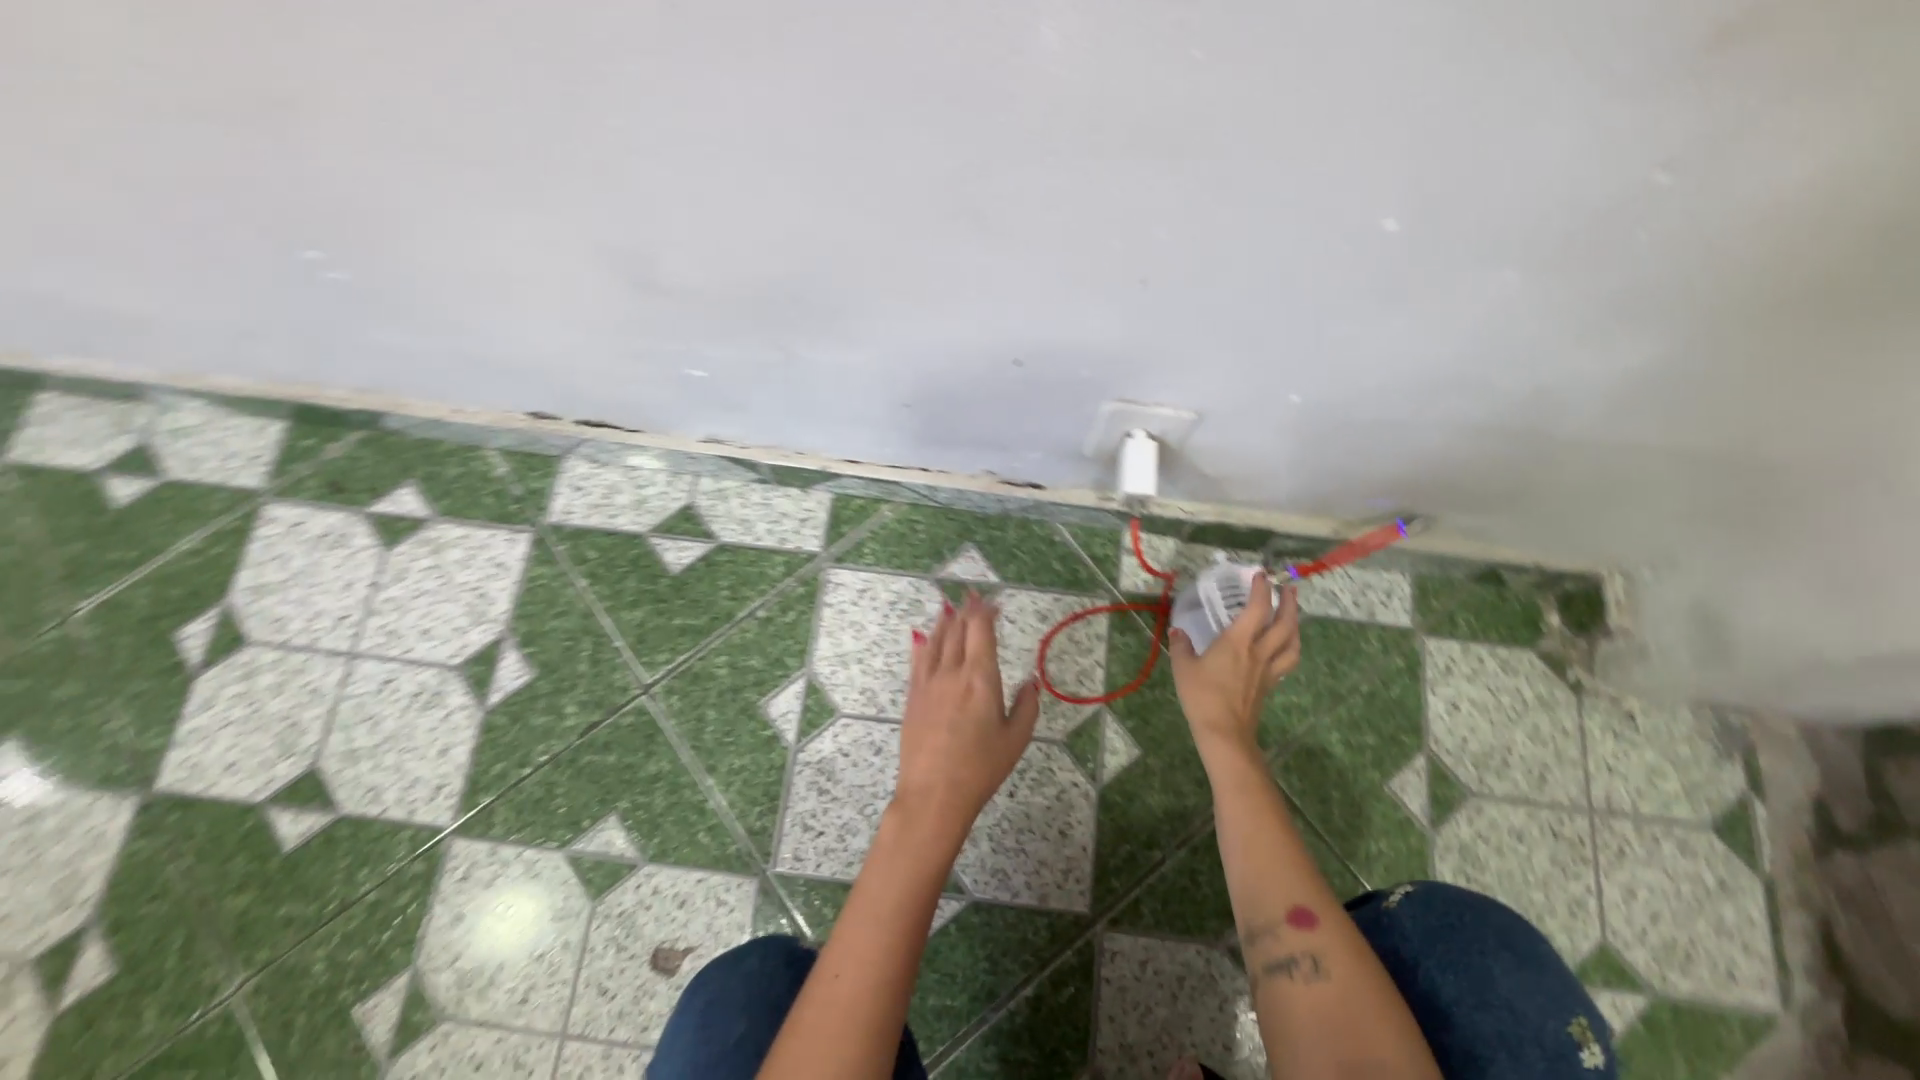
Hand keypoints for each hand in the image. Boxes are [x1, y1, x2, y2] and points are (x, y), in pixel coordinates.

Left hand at [894, 593, 1040, 845]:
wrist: (934, 793)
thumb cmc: (981, 768)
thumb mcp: (1016, 740)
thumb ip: (1026, 706)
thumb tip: (1030, 682)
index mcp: (981, 678)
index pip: (980, 631)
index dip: (985, 612)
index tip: (992, 603)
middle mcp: (952, 672)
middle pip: (957, 630)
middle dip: (966, 611)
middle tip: (973, 598)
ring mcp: (928, 683)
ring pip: (935, 641)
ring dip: (945, 622)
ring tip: (951, 609)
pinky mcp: (912, 697)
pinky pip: (918, 660)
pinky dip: (924, 643)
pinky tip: (924, 638)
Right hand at [1168, 573, 1300, 758]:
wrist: (1224, 731)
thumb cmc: (1202, 696)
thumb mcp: (1183, 668)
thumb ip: (1181, 646)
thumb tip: (1178, 631)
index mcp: (1238, 641)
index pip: (1257, 608)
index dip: (1261, 589)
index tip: (1261, 575)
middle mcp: (1259, 651)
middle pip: (1284, 623)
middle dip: (1288, 602)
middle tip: (1288, 588)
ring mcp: (1268, 670)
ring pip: (1292, 643)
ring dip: (1296, 625)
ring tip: (1294, 615)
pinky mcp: (1270, 685)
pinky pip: (1287, 661)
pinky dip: (1290, 648)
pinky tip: (1285, 647)